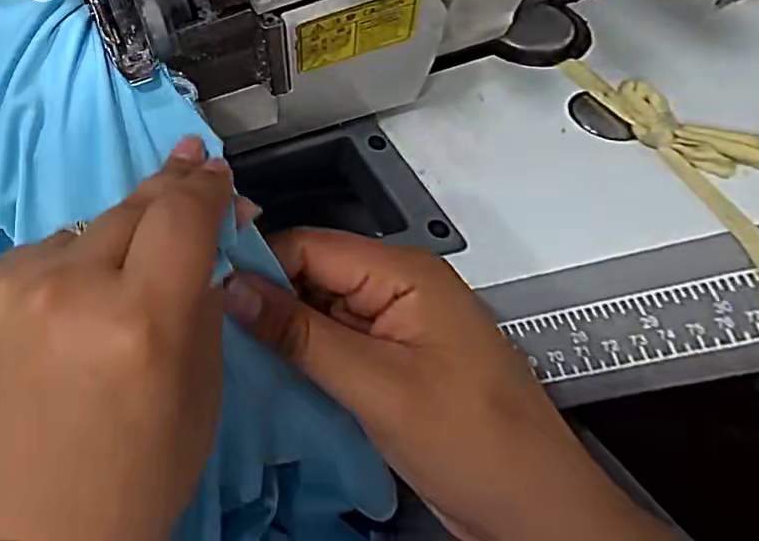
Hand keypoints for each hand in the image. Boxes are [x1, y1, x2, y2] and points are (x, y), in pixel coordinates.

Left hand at [0, 138, 233, 540]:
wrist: (24, 516)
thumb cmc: (132, 471)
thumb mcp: (198, 394)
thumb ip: (203, 301)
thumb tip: (208, 230)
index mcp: (136, 322)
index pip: (178, 218)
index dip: (202, 187)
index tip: (213, 167)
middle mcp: (70, 286)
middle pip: (130, 208)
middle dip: (164, 190)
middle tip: (186, 164)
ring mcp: (16, 279)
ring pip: (84, 230)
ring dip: (111, 242)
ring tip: (117, 284)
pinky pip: (44, 253)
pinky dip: (66, 267)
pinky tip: (68, 308)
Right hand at [222, 230, 672, 540]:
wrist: (547, 528)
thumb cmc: (477, 448)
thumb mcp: (378, 388)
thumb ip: (298, 333)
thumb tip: (229, 287)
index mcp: (401, 270)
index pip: (303, 245)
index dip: (256, 265)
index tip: (211, 293)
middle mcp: (392, 281)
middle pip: (304, 270)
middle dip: (264, 297)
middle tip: (217, 325)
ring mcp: (388, 317)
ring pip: (309, 302)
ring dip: (279, 325)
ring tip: (235, 346)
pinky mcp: (384, 350)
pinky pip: (325, 333)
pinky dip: (298, 347)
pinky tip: (269, 363)